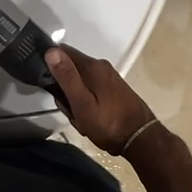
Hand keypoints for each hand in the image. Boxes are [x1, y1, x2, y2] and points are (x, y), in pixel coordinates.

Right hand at [45, 44, 159, 154]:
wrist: (141, 140)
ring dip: (75, 99)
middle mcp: (101, 66)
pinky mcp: (114, 89)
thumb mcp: (81, 103)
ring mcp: (109, 77)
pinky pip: (91, 90)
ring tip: (80, 118)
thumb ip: (66, 77)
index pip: (62, 51)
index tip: (51, 86)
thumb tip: (51, 51)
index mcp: (92, 66)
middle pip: (70, 69)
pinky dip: (86, 102)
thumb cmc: (108, 123)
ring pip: (80, 82)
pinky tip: (90, 119)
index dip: (51, 65)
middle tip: (70, 110)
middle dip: (64, 88)